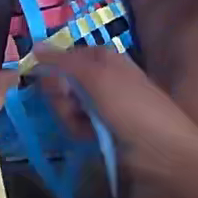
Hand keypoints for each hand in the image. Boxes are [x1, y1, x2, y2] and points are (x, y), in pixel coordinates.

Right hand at [34, 46, 197, 181]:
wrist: (163, 151)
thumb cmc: (133, 108)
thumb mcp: (98, 77)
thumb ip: (64, 62)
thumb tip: (34, 46)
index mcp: (101, 57)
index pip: (61, 58)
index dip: (53, 72)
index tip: (58, 87)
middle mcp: (99, 76)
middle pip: (60, 82)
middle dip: (61, 98)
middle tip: (74, 109)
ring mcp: (99, 102)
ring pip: (64, 105)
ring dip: (69, 118)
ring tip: (88, 128)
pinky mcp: (98, 126)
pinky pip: (74, 123)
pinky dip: (78, 131)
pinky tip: (91, 137)